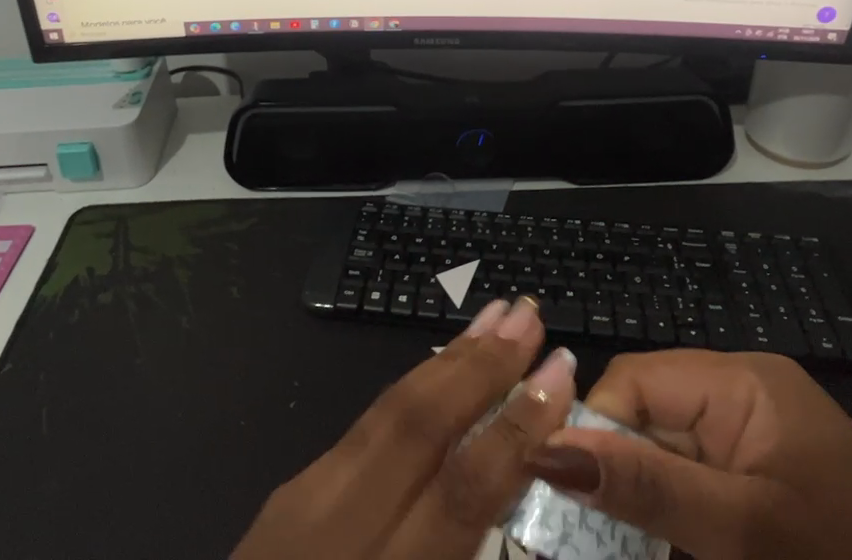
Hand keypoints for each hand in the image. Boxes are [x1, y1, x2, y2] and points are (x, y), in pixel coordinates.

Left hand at [233, 298, 576, 559]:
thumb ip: (466, 551)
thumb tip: (516, 484)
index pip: (460, 490)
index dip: (516, 430)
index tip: (560, 375)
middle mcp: (338, 525)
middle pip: (416, 427)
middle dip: (479, 366)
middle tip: (528, 316)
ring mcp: (304, 499)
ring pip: (384, 411)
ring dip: (446, 362)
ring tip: (493, 319)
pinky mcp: (291, 489)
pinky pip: (363, 426)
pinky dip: (411, 390)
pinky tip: (437, 373)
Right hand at [524, 351, 851, 559]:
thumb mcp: (743, 530)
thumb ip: (646, 487)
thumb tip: (544, 448)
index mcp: (741, 382)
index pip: (632, 381)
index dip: (595, 432)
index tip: (571, 499)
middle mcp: (742, 394)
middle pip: (643, 416)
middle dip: (615, 473)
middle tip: (594, 535)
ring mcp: (754, 437)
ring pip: (661, 454)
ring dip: (639, 501)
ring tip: (630, 543)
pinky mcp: (763, 477)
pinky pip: (693, 480)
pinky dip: (671, 515)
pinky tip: (666, 544)